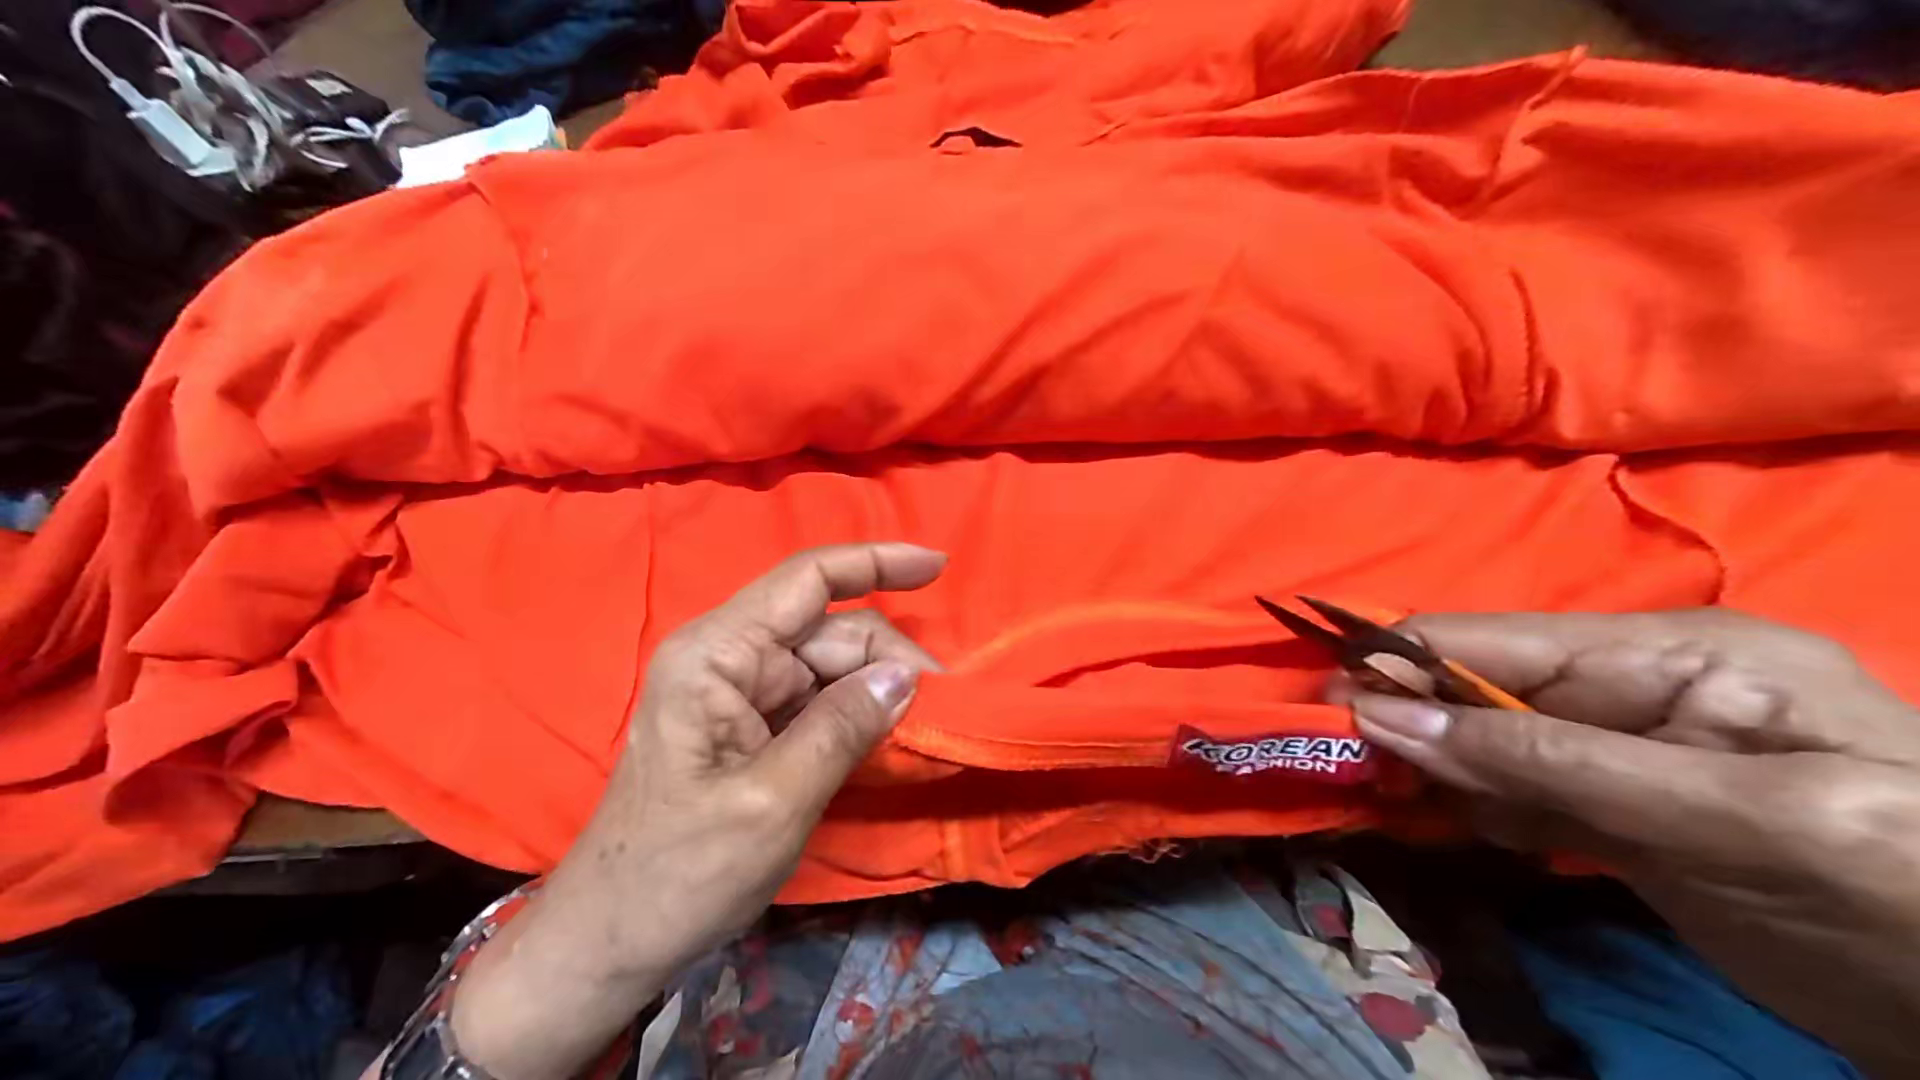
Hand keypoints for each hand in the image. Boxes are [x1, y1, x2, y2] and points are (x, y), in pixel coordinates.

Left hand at [447, 543, 946, 1079]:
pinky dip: (860, 715)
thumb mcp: (774, 802)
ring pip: (832, 667)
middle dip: (890, 658)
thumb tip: (905, 676)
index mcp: (717, 654)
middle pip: (830, 630)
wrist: (614, 939)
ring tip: (926, 731)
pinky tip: (895, 738)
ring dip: (880, 691)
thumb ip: (843, 728)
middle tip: (943, 711)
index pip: (806, 580)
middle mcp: (728, 658)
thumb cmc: (681, 872)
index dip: (875, 562)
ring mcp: (740, 692)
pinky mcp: (752, 725)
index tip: (937, 565)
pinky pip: (821, 701)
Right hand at [1345, 610, 1919, 1078]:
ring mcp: (1619, 749)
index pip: (1489, 639)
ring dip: (1427, 772)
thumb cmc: (1914, 903)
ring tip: (1385, 806)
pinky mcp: (1612, 806)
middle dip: (1405, 723)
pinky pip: (1507, 792)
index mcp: (1667, 655)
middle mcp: (1629, 688)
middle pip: (1472, 688)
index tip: (1319, 706)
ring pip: (1479, 742)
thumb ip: (1542, 760)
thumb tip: (1381, 718)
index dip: (1396, 663)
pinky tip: (1437, 826)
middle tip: (1350, 774)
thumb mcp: (1732, 820)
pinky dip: (1464, 809)